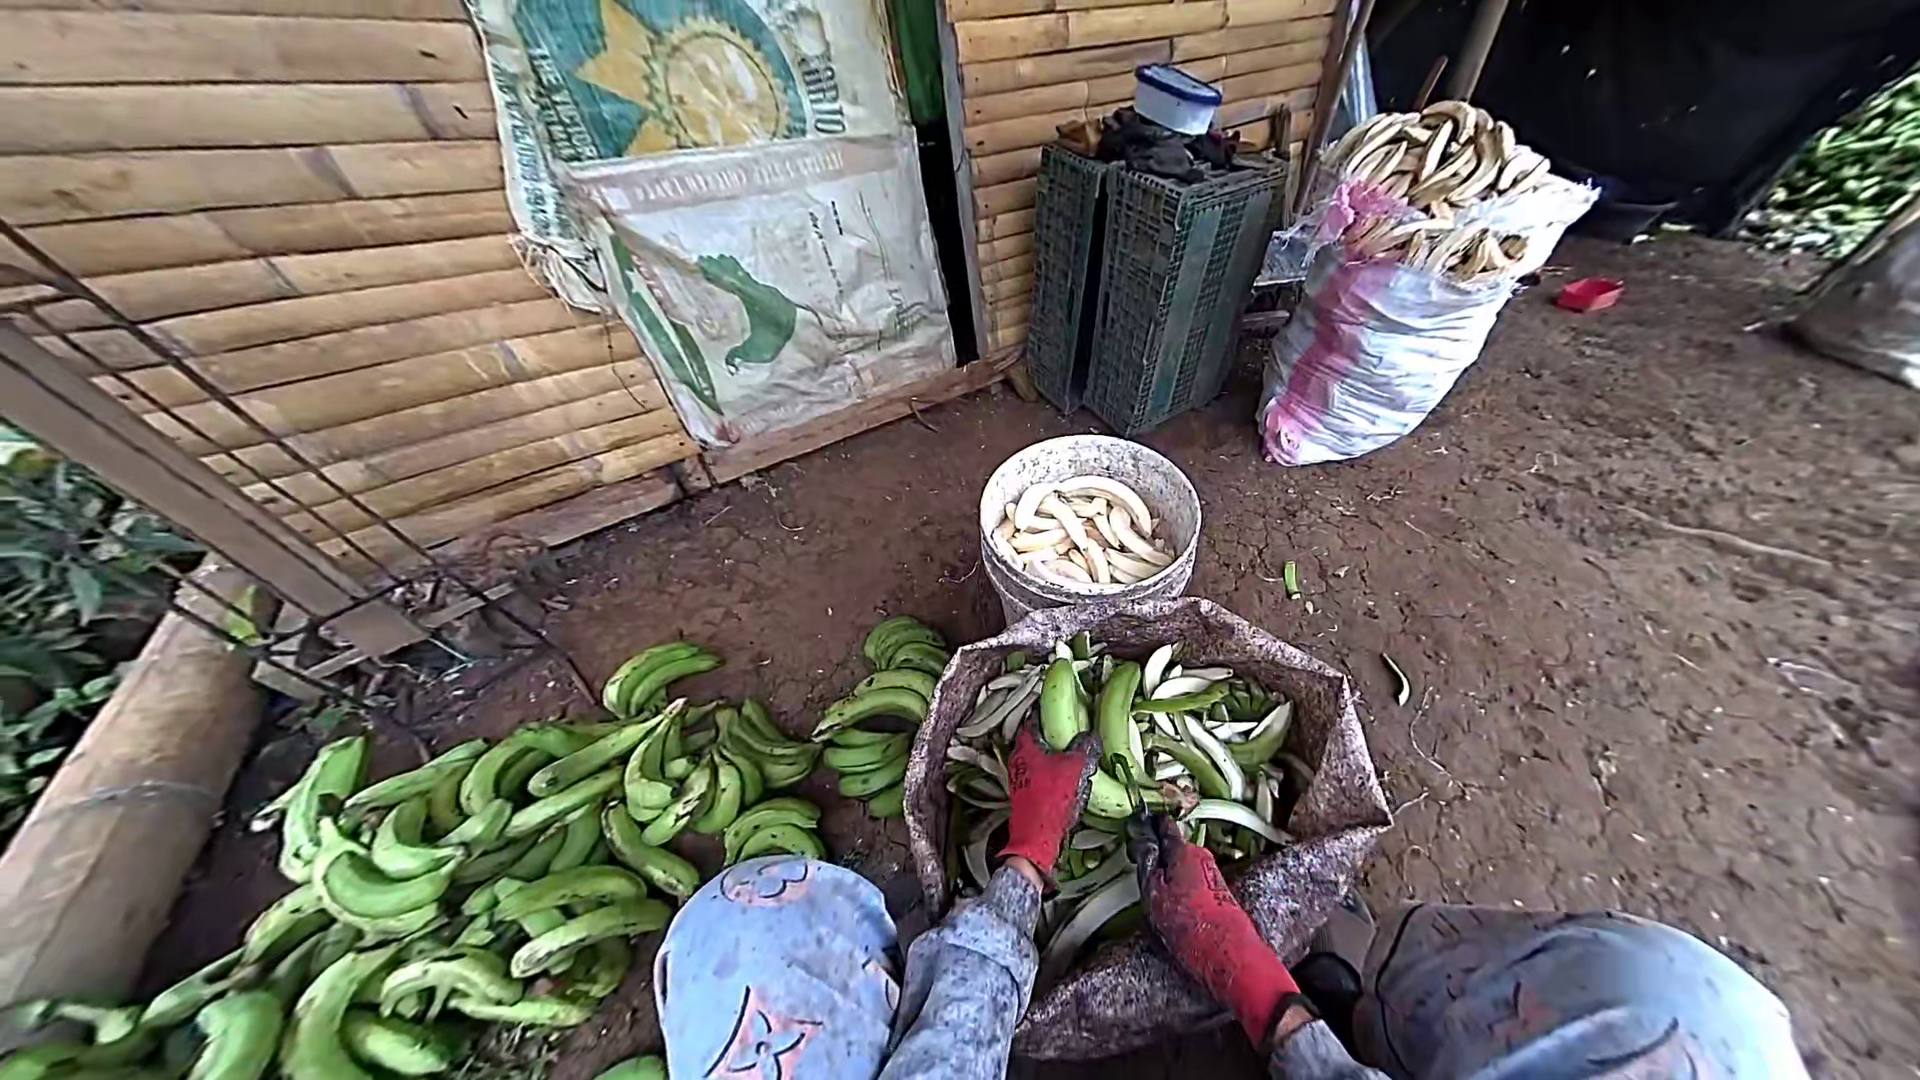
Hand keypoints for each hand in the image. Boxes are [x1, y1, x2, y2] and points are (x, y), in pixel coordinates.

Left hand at [997, 716, 1098, 883]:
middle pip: (1035, 737)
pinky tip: (1065, 778)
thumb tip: (1091, 736)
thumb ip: (1084, 748)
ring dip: (1052, 754)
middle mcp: (1019, 759)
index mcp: (1026, 746)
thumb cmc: (1050, 802)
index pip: (1034, 718)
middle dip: (1052, 733)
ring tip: (1071, 753)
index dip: (1046, 709)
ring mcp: (1020, 776)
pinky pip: (1039, 774)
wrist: (1036, 840)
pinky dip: (1051, 771)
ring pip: (1037, 756)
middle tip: (1068, 728)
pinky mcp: (1025, 792)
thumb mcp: (1075, 768)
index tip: (1058, 704)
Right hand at [1133, 813, 1302, 1046]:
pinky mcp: (1221, 892)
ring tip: (1161, 898)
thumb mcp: (1154, 893)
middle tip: (1144, 872)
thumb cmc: (1190, 925)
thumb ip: (1146, 863)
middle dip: (1160, 856)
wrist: (1232, 959)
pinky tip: (1178, 909)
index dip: (1148, 824)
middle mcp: (1201, 855)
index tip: (1138, 829)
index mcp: (1182, 850)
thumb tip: (1141, 840)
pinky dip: (1184, 889)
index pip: (1163, 825)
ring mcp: (1213, 873)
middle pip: (1174, 847)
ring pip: (1184, 866)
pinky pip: (1195, 882)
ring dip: (1173, 875)